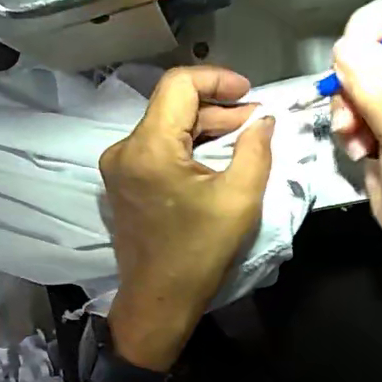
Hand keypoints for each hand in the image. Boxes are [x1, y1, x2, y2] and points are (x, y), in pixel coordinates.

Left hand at [100, 67, 275, 368]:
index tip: (249, 93)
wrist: (159, 301)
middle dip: (217, 109)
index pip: (179, 84)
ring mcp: (118, 166)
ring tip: (243, 139)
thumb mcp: (240, 199)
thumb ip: (256, 149)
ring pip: (166, 126)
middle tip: (256, 122)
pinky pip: (157, 148)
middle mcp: (125, 149)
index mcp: (150, 147)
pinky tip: (216, 158)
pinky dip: (187, 147)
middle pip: (173, 106)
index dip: (217, 79)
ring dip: (204, 128)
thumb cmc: (200, 252)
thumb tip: (262, 119)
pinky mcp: (122, 182)